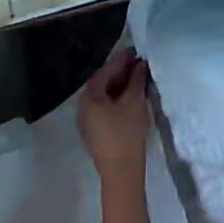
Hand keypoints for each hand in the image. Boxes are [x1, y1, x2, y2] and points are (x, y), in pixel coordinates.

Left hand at [78, 49, 151, 187]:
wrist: (121, 171)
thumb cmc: (126, 132)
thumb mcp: (134, 101)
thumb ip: (137, 79)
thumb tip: (140, 64)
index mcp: (89, 97)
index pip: (105, 71)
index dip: (121, 59)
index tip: (136, 50)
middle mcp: (83, 106)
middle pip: (103, 82)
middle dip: (121, 71)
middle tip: (139, 62)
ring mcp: (88, 120)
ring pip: (105, 95)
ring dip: (120, 84)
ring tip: (138, 77)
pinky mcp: (96, 130)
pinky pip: (106, 106)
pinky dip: (118, 97)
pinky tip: (131, 95)